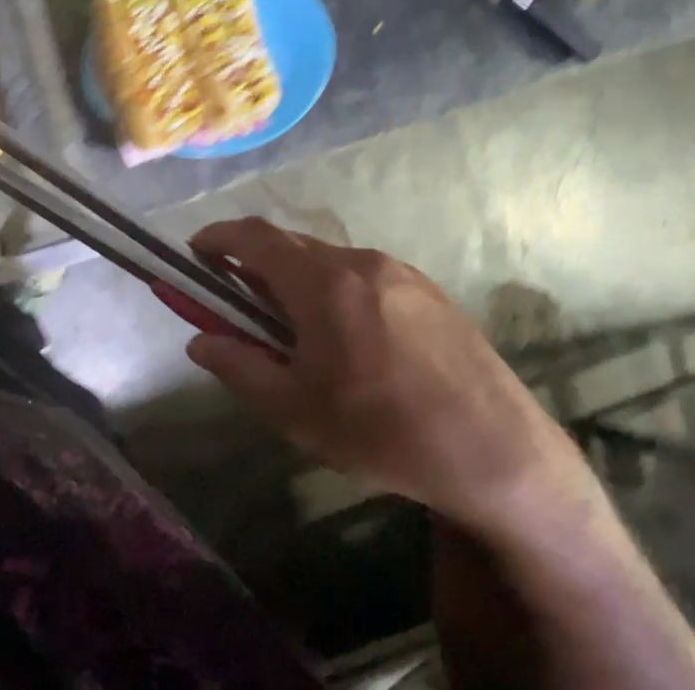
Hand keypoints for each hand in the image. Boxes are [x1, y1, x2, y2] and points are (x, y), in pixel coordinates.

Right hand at [173, 218, 589, 530]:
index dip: (217, 238)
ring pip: (329, 261)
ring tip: (290, 327)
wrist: (500, 456)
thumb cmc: (382, 432)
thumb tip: (200, 342)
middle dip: (253, 263)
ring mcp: (404, 275)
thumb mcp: (292, 410)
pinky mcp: (434, 295)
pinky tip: (343, 338)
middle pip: (290, 245)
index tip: (194, 254)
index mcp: (323, 283)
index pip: (254, 237)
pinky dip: (334, 289)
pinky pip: (365, 276)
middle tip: (234, 301)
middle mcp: (362, 263)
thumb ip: (237, 367)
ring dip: (295, 279)